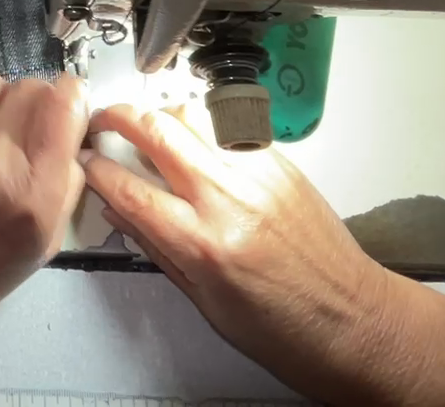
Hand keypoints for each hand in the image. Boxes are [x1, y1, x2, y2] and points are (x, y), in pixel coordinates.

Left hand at [0, 72, 88, 353]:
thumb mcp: (45, 241)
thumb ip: (67, 180)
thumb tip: (74, 127)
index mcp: (34, 192)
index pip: (65, 106)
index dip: (72, 96)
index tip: (68, 102)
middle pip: (33, 87)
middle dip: (39, 100)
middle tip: (27, 125)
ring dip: (0, 101)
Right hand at [81, 105, 403, 400]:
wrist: (360, 324)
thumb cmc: (286, 331)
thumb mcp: (205, 302)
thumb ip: (155, 247)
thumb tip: (116, 208)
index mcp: (203, 244)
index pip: (128, 188)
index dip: (95, 167)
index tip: (83, 158)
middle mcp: (227, 199)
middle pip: (155, 130)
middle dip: (117, 116)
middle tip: (102, 119)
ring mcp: (255, 173)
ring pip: (190, 114)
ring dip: (159, 113)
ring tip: (147, 126)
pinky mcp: (278, 162)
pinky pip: (226, 127)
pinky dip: (200, 126)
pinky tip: (194, 142)